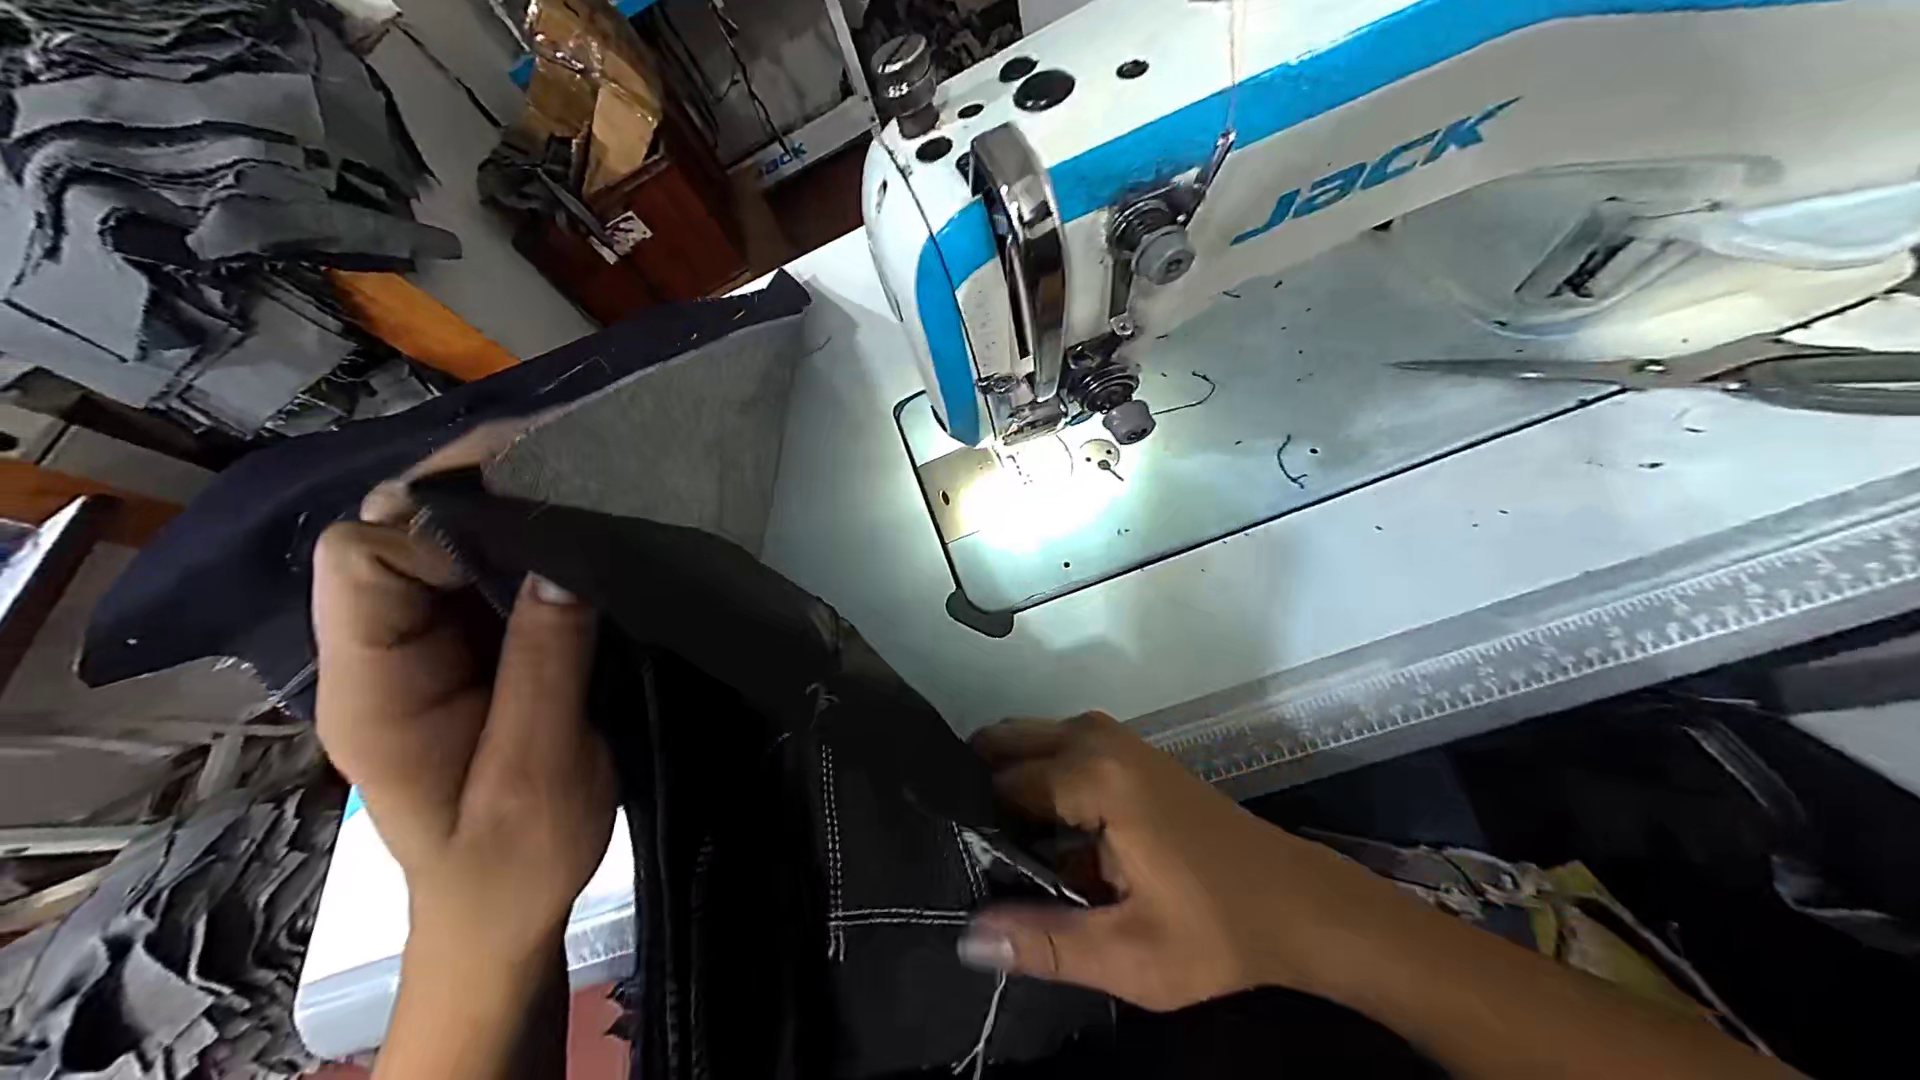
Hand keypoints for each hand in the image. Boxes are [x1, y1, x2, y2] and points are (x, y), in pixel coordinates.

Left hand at [312, 423, 614, 962]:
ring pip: (439, 544)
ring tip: (583, 501)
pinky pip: (482, 574)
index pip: (364, 562)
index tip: (538, 542)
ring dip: (508, 517)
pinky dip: (527, 547)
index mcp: (374, 686)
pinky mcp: (467, 648)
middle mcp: (381, 649)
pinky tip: (575, 541)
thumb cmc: (514, 859)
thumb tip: (563, 563)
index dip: (443, 533)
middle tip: (569, 481)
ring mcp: (422, 645)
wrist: (504, 906)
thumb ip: (545, 666)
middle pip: (393, 534)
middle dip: (474, 498)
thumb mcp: (537, 771)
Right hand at [960, 712, 1424, 1011]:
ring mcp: (1114, 737)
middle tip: (974, 850)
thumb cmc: (1217, 929)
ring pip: (1030, 741)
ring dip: (1009, 783)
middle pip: (1006, 744)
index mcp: (1095, 775)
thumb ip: (1044, 942)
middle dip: (981, 787)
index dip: (977, 825)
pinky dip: (1038, 776)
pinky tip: (1043, 835)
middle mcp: (1096, 738)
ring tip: (1002, 846)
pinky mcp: (1128, 749)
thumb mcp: (1130, 955)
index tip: (962, 865)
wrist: (1297, 902)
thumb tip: (966, 939)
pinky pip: (1058, 747)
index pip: (1001, 784)